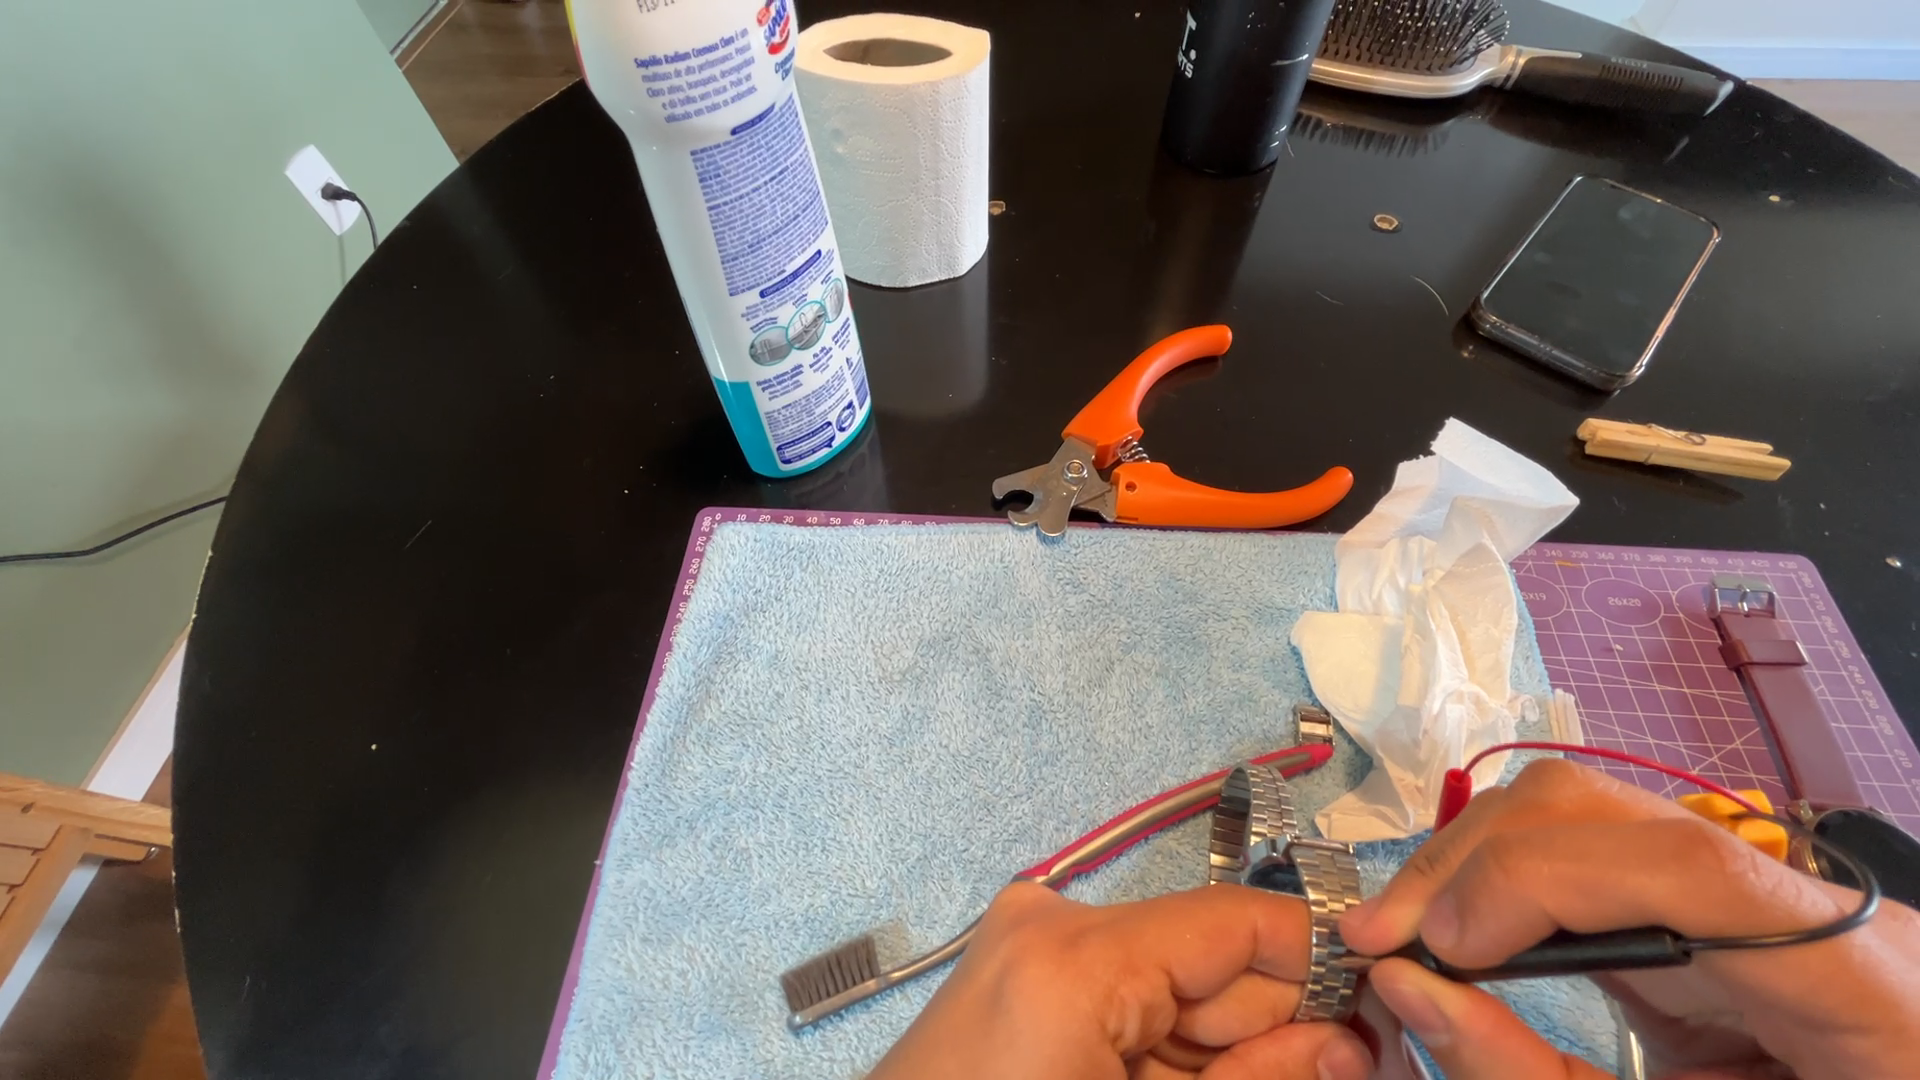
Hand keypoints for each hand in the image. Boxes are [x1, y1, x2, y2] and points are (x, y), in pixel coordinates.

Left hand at [868, 881, 1374, 1079]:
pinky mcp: (1022, 963)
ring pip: (1167, 971)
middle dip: (1277, 1012)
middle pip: (1201, 949)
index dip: (1315, 952)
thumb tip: (1348, 1042)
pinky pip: (1125, 987)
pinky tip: (1188, 1072)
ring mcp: (1030, 936)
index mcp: (1078, 958)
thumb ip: (1260, 1079)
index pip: (1227, 920)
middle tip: (1348, 1065)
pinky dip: (1170, 1035)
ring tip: (1240, 1072)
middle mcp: (1051, 919)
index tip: (1383, 997)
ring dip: (1226, 1033)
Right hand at [1339, 758, 1919, 1078]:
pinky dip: (1483, 870)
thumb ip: (1530, 1075)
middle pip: (1590, 809)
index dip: (1539, 883)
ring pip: (1557, 804)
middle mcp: (1796, 898)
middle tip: (1383, 935)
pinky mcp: (1674, 884)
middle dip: (1467, 864)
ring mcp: (1727, 875)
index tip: (1442, 948)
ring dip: (1458, 859)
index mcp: (1861, 987)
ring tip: (1402, 927)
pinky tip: (1450, 920)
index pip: (1686, 869)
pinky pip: (1557, 838)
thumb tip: (1398, 980)